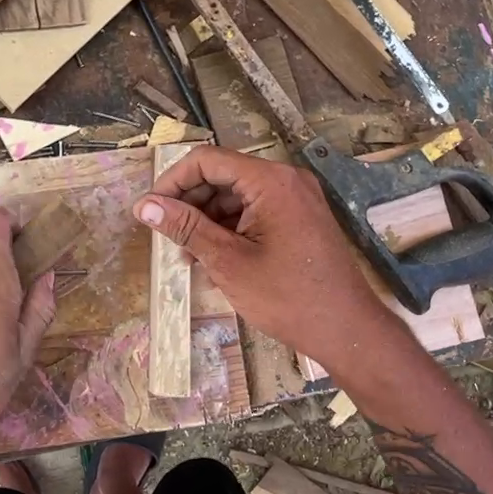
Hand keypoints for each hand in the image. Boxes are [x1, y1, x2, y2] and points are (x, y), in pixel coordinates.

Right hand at [132, 146, 389, 354]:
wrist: (349, 333)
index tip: (150, 210)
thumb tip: (143, 205)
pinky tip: (213, 260)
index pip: (207, 160)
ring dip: (206, 220)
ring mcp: (295, 199)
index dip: (172, 181)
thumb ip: (184, 227)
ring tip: (188, 257)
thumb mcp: (227, 261)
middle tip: (167, 238)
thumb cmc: (288, 297)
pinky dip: (228, 229)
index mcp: (270, 181)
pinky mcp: (299, 218)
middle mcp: (285, 179)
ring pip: (234, 195)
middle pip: (221, 175)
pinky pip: (253, 211)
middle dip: (189, 204)